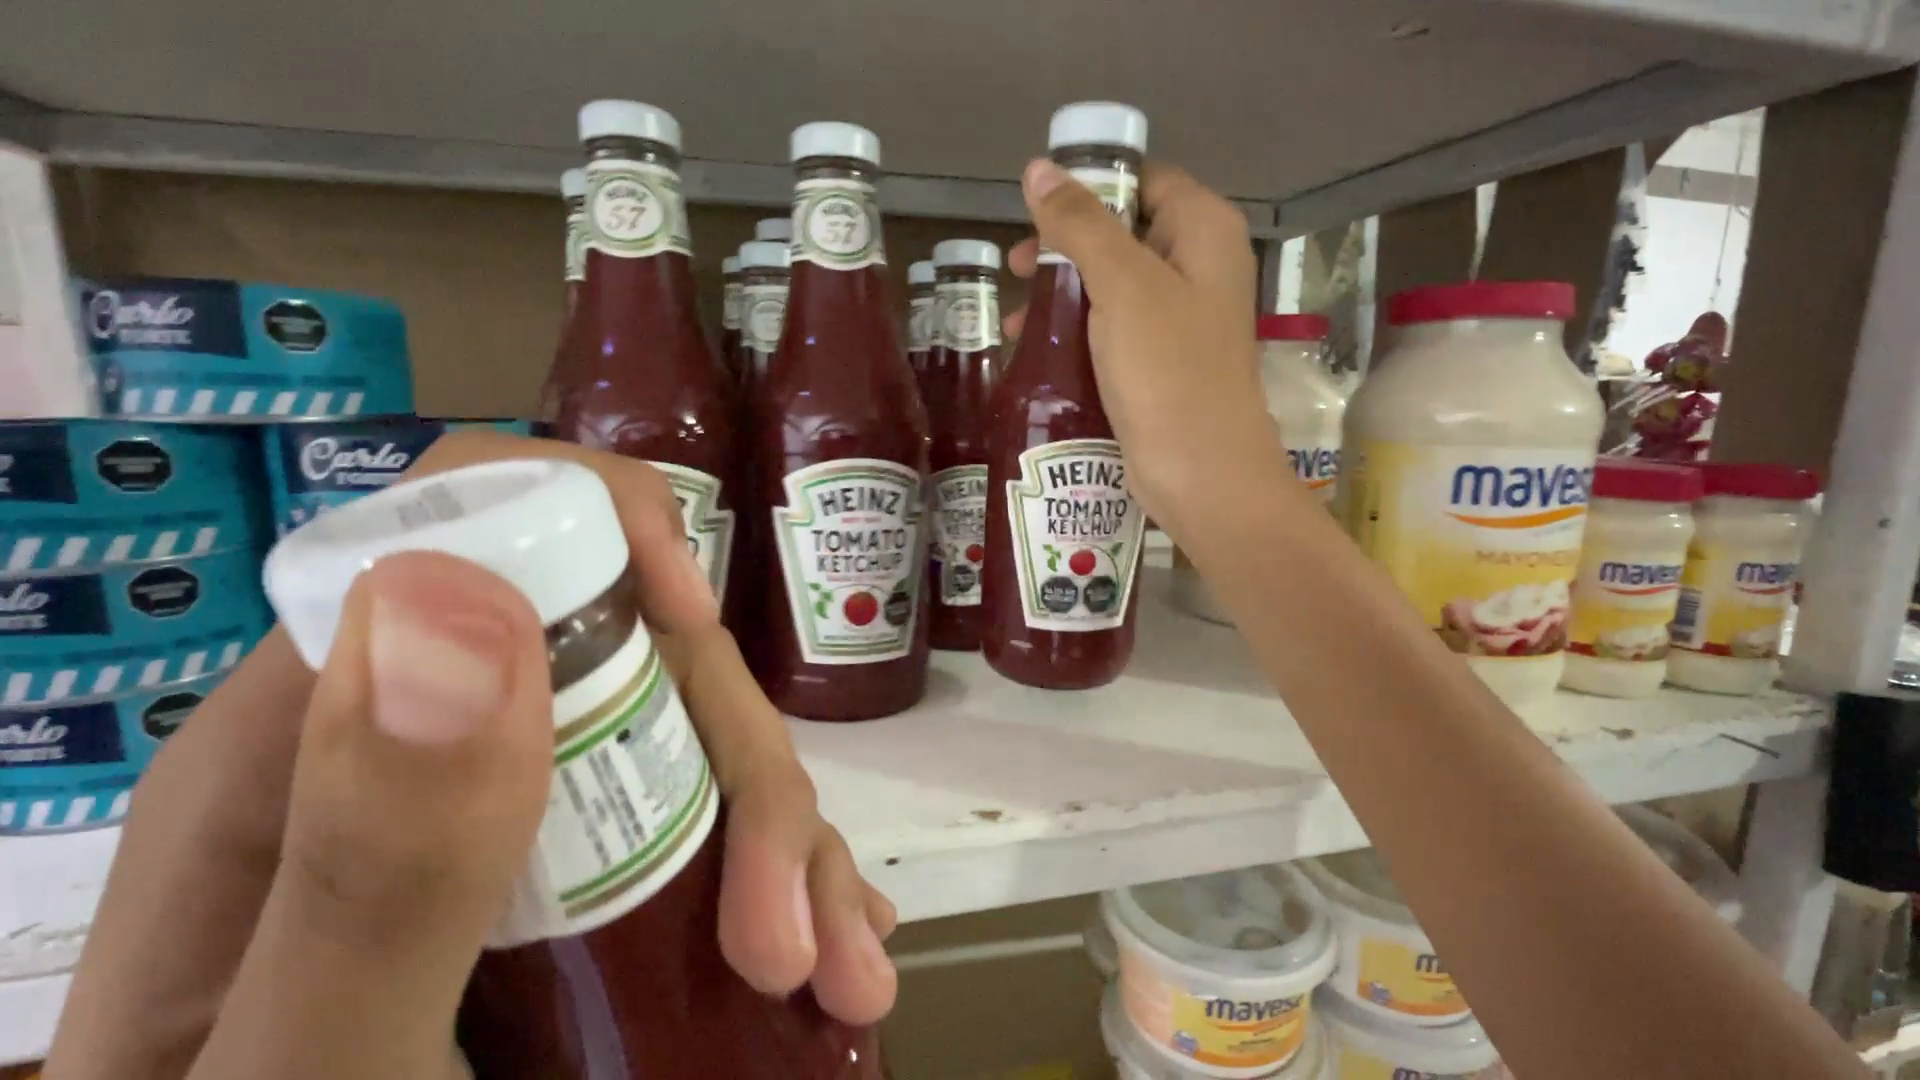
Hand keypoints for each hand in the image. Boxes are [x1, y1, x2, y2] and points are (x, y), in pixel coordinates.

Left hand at [44, 433, 895, 1079]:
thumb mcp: (303, 1071)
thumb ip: (375, 853)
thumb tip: (451, 586)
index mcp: (312, 738)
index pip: (468, 527)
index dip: (604, 524)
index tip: (697, 626)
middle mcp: (424, 743)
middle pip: (630, 650)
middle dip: (740, 759)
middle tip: (786, 937)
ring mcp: (511, 808)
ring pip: (690, 737)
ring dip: (788, 835)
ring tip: (846, 970)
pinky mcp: (572, 874)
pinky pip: (704, 817)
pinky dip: (785, 868)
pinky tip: (829, 935)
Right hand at [1003, 158, 1299, 535]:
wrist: (1201, 472)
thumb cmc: (1167, 370)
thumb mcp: (1121, 286)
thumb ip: (1080, 224)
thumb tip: (1039, 169)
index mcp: (1204, 231)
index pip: (1144, 180)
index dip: (1091, 186)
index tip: (1036, 209)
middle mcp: (1199, 267)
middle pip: (1124, 233)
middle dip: (1065, 248)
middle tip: (1018, 268)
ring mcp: (1182, 319)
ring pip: (1113, 286)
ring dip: (1063, 296)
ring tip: (1017, 322)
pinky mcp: (1162, 363)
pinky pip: (1114, 330)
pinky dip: (1077, 333)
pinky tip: (1038, 352)